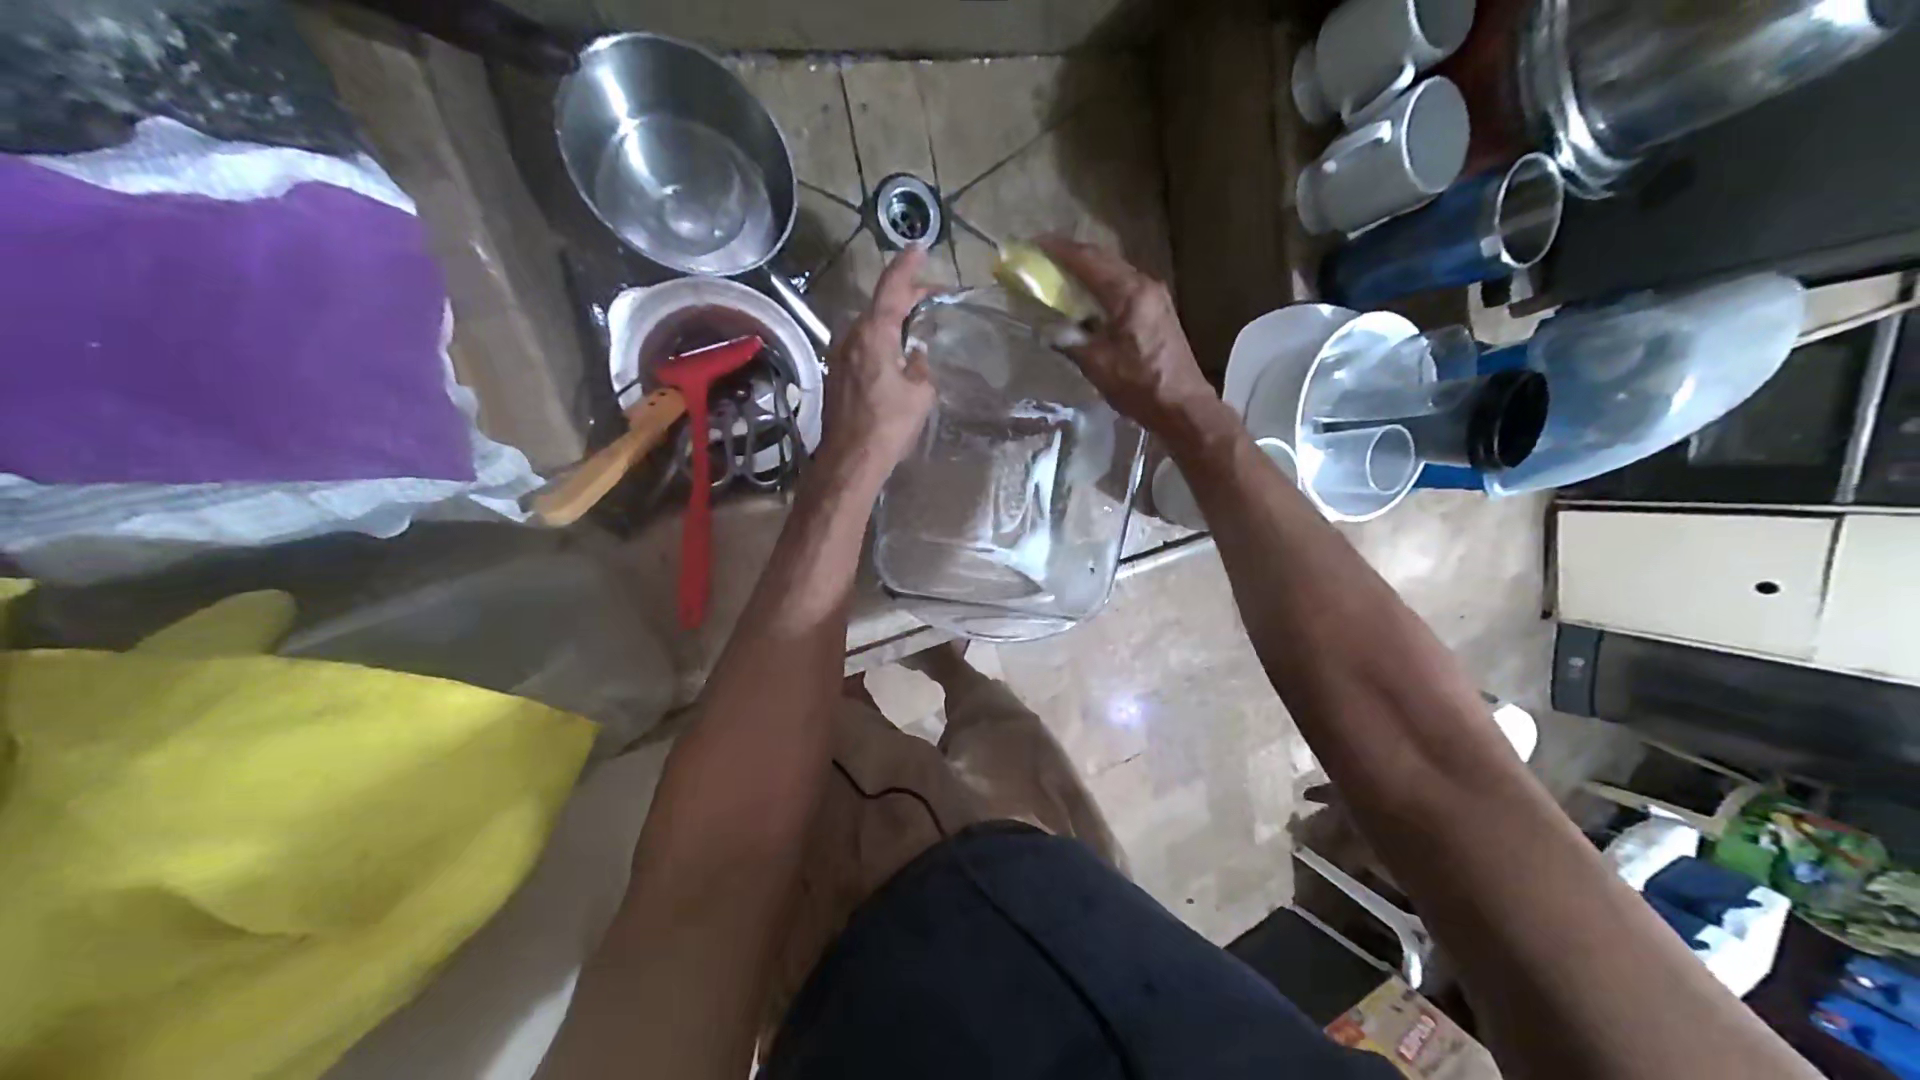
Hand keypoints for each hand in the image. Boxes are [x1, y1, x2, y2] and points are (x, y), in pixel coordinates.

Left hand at [815, 247, 937, 491]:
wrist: (850, 459)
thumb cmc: (889, 425)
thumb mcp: (919, 394)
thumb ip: (920, 367)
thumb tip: (916, 357)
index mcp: (874, 334)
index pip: (892, 288)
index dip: (907, 266)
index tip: (919, 248)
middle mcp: (852, 337)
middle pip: (880, 304)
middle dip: (906, 296)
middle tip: (933, 296)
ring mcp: (840, 355)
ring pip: (870, 325)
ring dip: (893, 319)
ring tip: (918, 322)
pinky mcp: (837, 374)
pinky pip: (863, 345)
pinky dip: (882, 339)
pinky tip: (897, 351)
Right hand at [1035, 237, 1219, 434]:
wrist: (1182, 406)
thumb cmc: (1139, 385)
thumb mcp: (1096, 364)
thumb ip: (1069, 339)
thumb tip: (1046, 327)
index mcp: (1128, 293)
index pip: (1088, 260)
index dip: (1059, 249)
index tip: (1035, 243)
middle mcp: (1145, 285)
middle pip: (1103, 260)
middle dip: (1072, 256)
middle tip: (1044, 257)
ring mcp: (1155, 296)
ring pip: (1115, 272)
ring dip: (1087, 270)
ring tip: (1061, 274)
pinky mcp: (1159, 310)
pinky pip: (1124, 286)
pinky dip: (1102, 286)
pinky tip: (1087, 298)